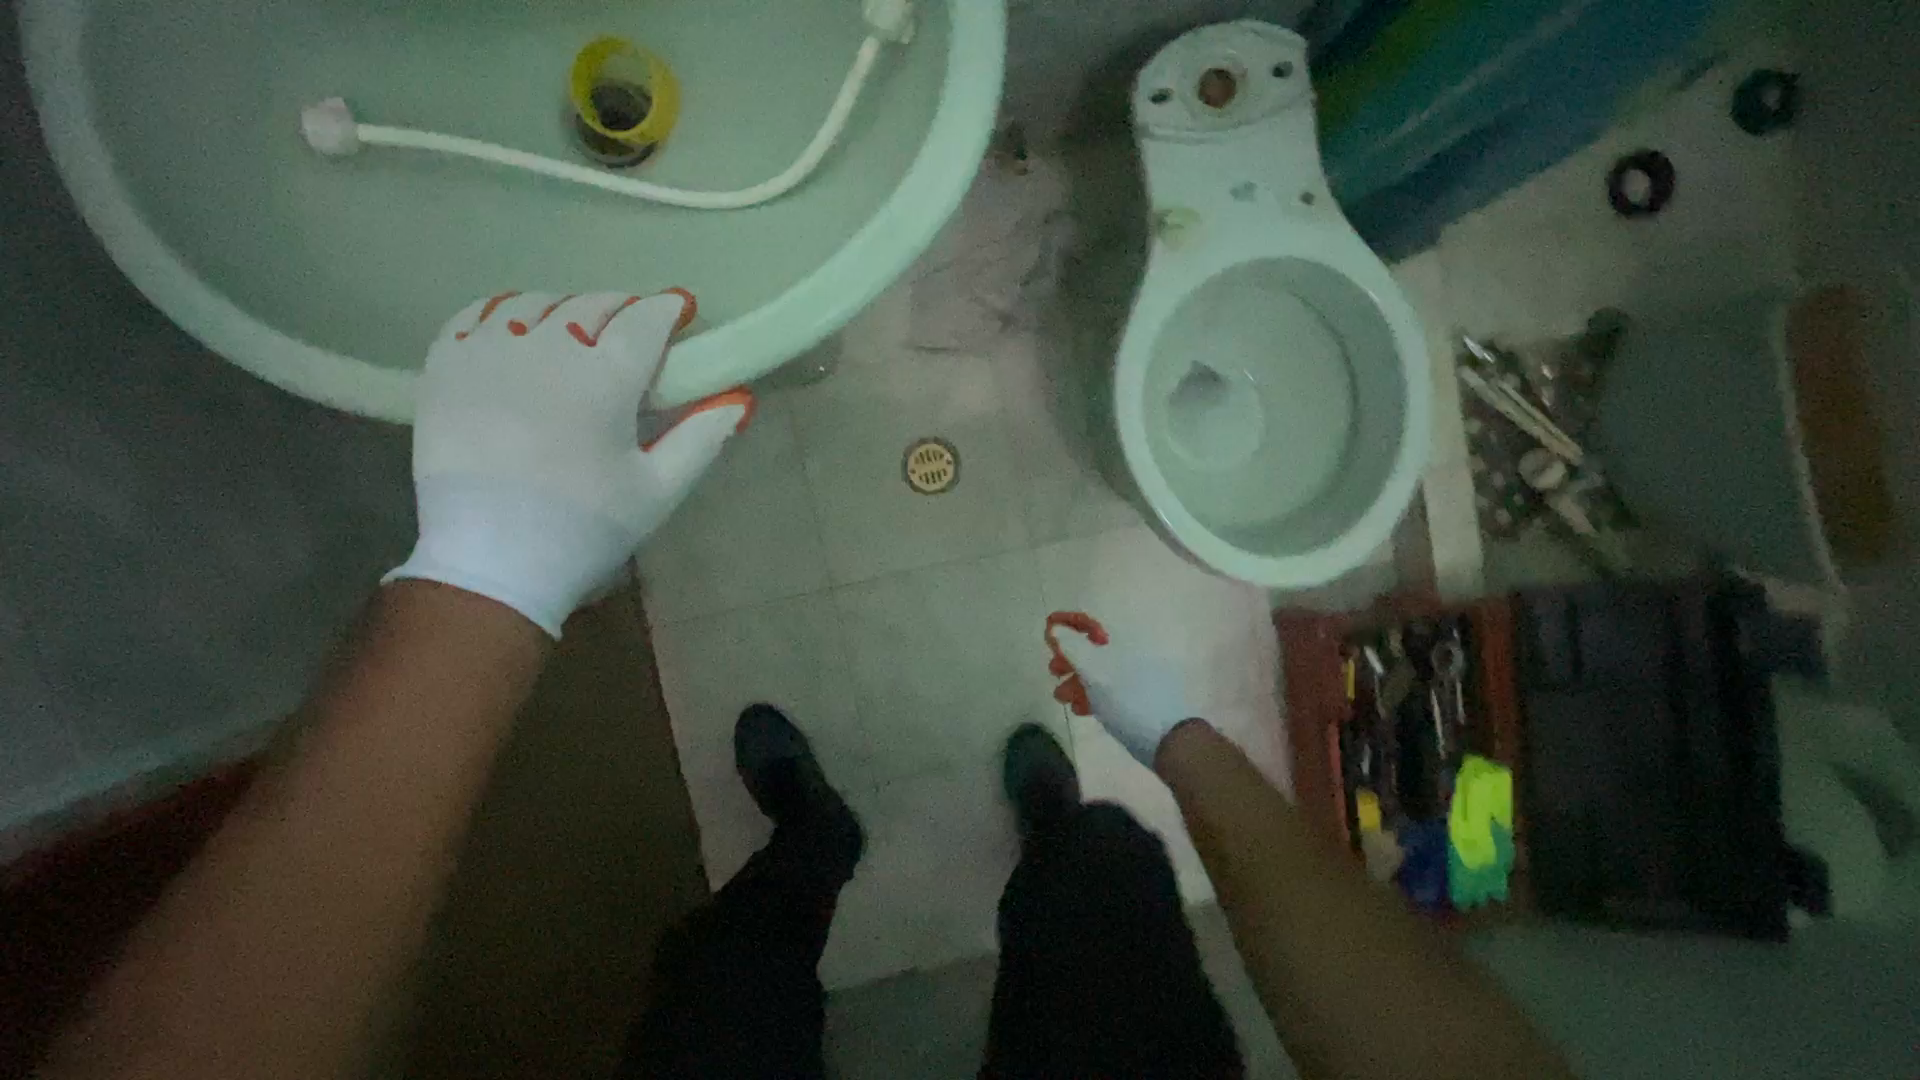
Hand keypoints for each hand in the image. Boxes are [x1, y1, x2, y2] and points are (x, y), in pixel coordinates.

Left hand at [388, 290, 751, 636]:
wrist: (493, 559)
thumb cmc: (586, 527)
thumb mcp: (658, 489)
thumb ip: (702, 438)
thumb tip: (740, 399)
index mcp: (604, 378)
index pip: (643, 320)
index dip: (667, 310)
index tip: (681, 311)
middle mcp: (545, 348)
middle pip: (592, 305)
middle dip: (622, 311)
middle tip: (636, 332)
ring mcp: (487, 351)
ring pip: (536, 303)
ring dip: (567, 311)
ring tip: (578, 335)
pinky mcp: (444, 366)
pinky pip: (478, 313)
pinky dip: (507, 313)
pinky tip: (519, 332)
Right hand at [1047, 613, 1198, 767]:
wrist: (1170, 739)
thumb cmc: (1130, 702)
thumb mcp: (1097, 674)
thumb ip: (1073, 650)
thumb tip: (1055, 628)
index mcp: (1123, 642)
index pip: (1091, 623)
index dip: (1068, 625)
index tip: (1049, 637)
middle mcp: (1129, 654)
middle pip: (1092, 648)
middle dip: (1068, 659)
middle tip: (1055, 672)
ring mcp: (1134, 677)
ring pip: (1098, 672)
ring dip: (1076, 682)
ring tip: (1063, 697)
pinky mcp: (1135, 698)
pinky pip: (1108, 690)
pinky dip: (1091, 696)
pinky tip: (1081, 710)